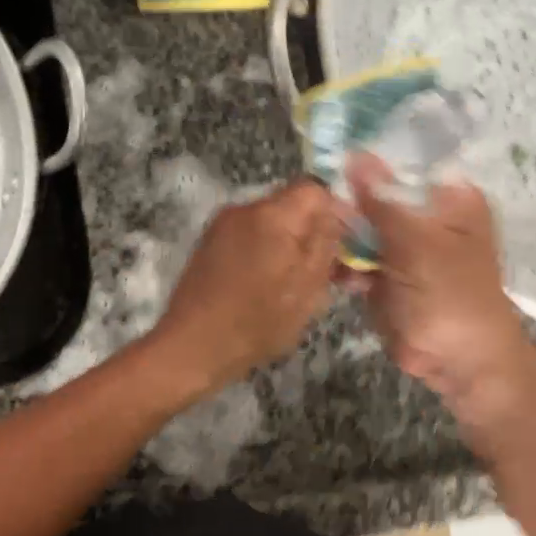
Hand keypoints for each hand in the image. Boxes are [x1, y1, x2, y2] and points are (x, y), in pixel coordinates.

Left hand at [146, 181, 345, 394]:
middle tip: (324, 272)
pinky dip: (263, 254)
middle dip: (310, 233)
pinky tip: (265, 286)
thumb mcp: (308, 288)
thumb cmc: (257, 321)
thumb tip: (335, 214)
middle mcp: (242, 209)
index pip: (315, 190)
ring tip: (293, 285)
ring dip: (286, 246)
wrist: (192, 346)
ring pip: (270, 224)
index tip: (343, 248)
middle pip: (291, 206)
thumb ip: (326, 243)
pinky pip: (248, 238)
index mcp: (271, 214)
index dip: (335, 214)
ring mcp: (220, 226)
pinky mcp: (208, 245)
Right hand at [346, 154, 535, 409]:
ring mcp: (401, 247)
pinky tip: (332, 272)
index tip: (329, 150)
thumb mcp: (417, 245)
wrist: (455, 362)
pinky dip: (340, 262)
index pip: (405, 162)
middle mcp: (424, 217)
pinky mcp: (382, 274)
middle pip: (376, 193)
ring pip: (359, 225)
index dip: (369, 156)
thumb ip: (384, 202)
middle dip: (346, 199)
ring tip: (322, 243)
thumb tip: (355, 155)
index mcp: (448, 200)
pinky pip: (352, 256)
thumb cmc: (451, 298)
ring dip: (339, 233)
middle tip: (316, 205)